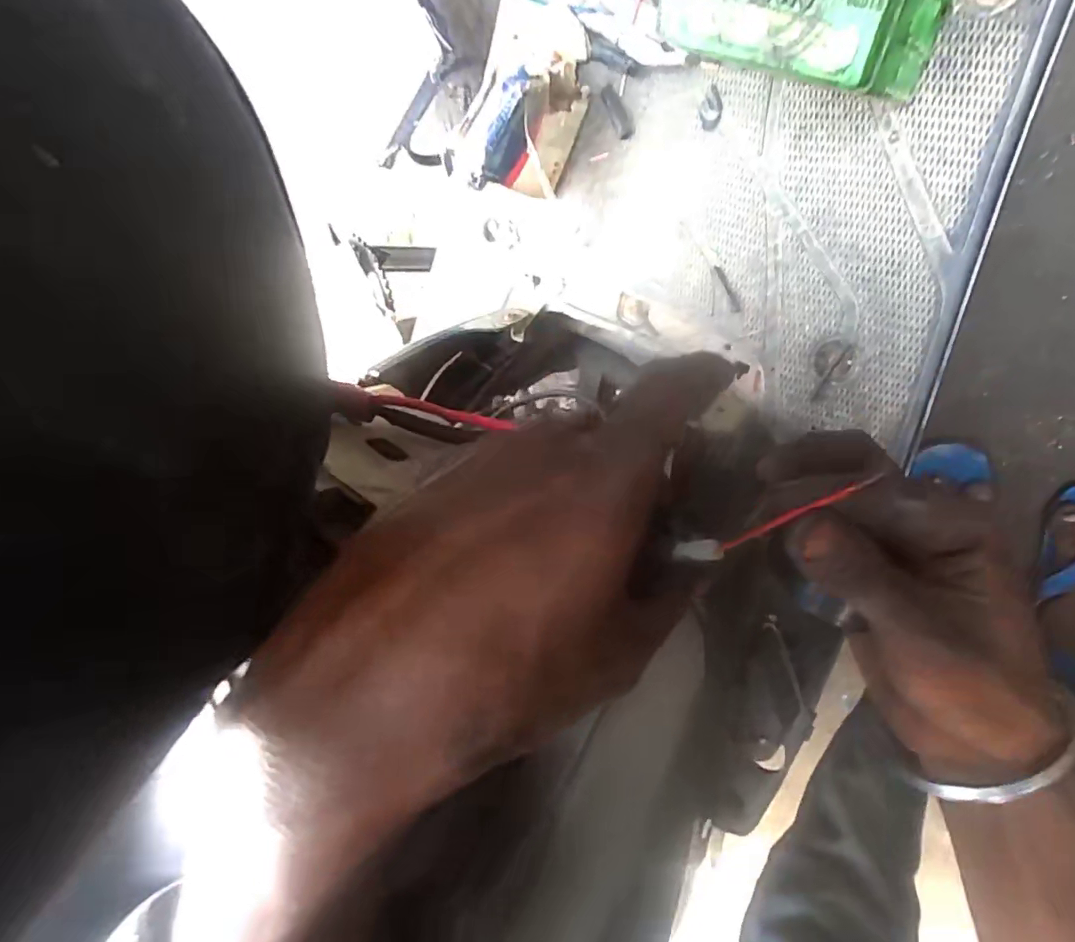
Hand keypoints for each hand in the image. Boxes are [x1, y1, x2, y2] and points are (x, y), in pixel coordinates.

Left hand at [232, 352, 736, 820]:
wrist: (356, 698)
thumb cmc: (509, 679)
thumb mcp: (616, 654)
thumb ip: (670, 594)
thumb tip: (694, 560)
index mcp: (603, 481)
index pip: (665, 396)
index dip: (699, 376)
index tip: (718, 377)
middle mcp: (544, 449)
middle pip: (612, 428)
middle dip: (639, 460)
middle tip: (640, 516)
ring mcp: (482, 457)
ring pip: (556, 446)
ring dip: (582, 475)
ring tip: (570, 544)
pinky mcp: (434, 478)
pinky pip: (506, 467)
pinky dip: (530, 490)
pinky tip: (506, 553)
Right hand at [761, 433, 1069, 782]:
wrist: (983, 741)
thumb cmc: (971, 687)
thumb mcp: (917, 634)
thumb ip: (860, 575)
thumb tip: (801, 525)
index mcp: (957, 522)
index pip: (878, 488)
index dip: (821, 491)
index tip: (771, 505)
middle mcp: (929, 518)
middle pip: (863, 468)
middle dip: (812, 465)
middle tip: (765, 474)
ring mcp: (900, 539)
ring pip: (846, 492)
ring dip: (804, 488)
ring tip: (762, 501)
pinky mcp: (875, 565)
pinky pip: (836, 530)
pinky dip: (804, 523)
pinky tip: (776, 531)